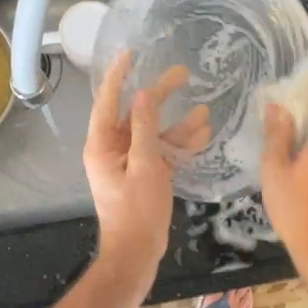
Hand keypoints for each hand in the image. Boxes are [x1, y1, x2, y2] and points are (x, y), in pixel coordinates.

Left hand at [84, 51, 211, 267]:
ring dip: (178, 123)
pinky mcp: (144, 174)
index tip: (131, 53)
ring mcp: (129, 162)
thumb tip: (143, 95)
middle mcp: (112, 149)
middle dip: (159, 96)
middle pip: (136, 113)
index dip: (119, 75)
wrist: (136, 255)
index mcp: (102, 145)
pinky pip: (161, 151)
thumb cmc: (136, 212)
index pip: (108, 100)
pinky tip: (202, 134)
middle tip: (182, 74)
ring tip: (205, 110)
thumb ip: (145, 129)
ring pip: (154, 133)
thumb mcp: (144, 167)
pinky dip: (179, 144)